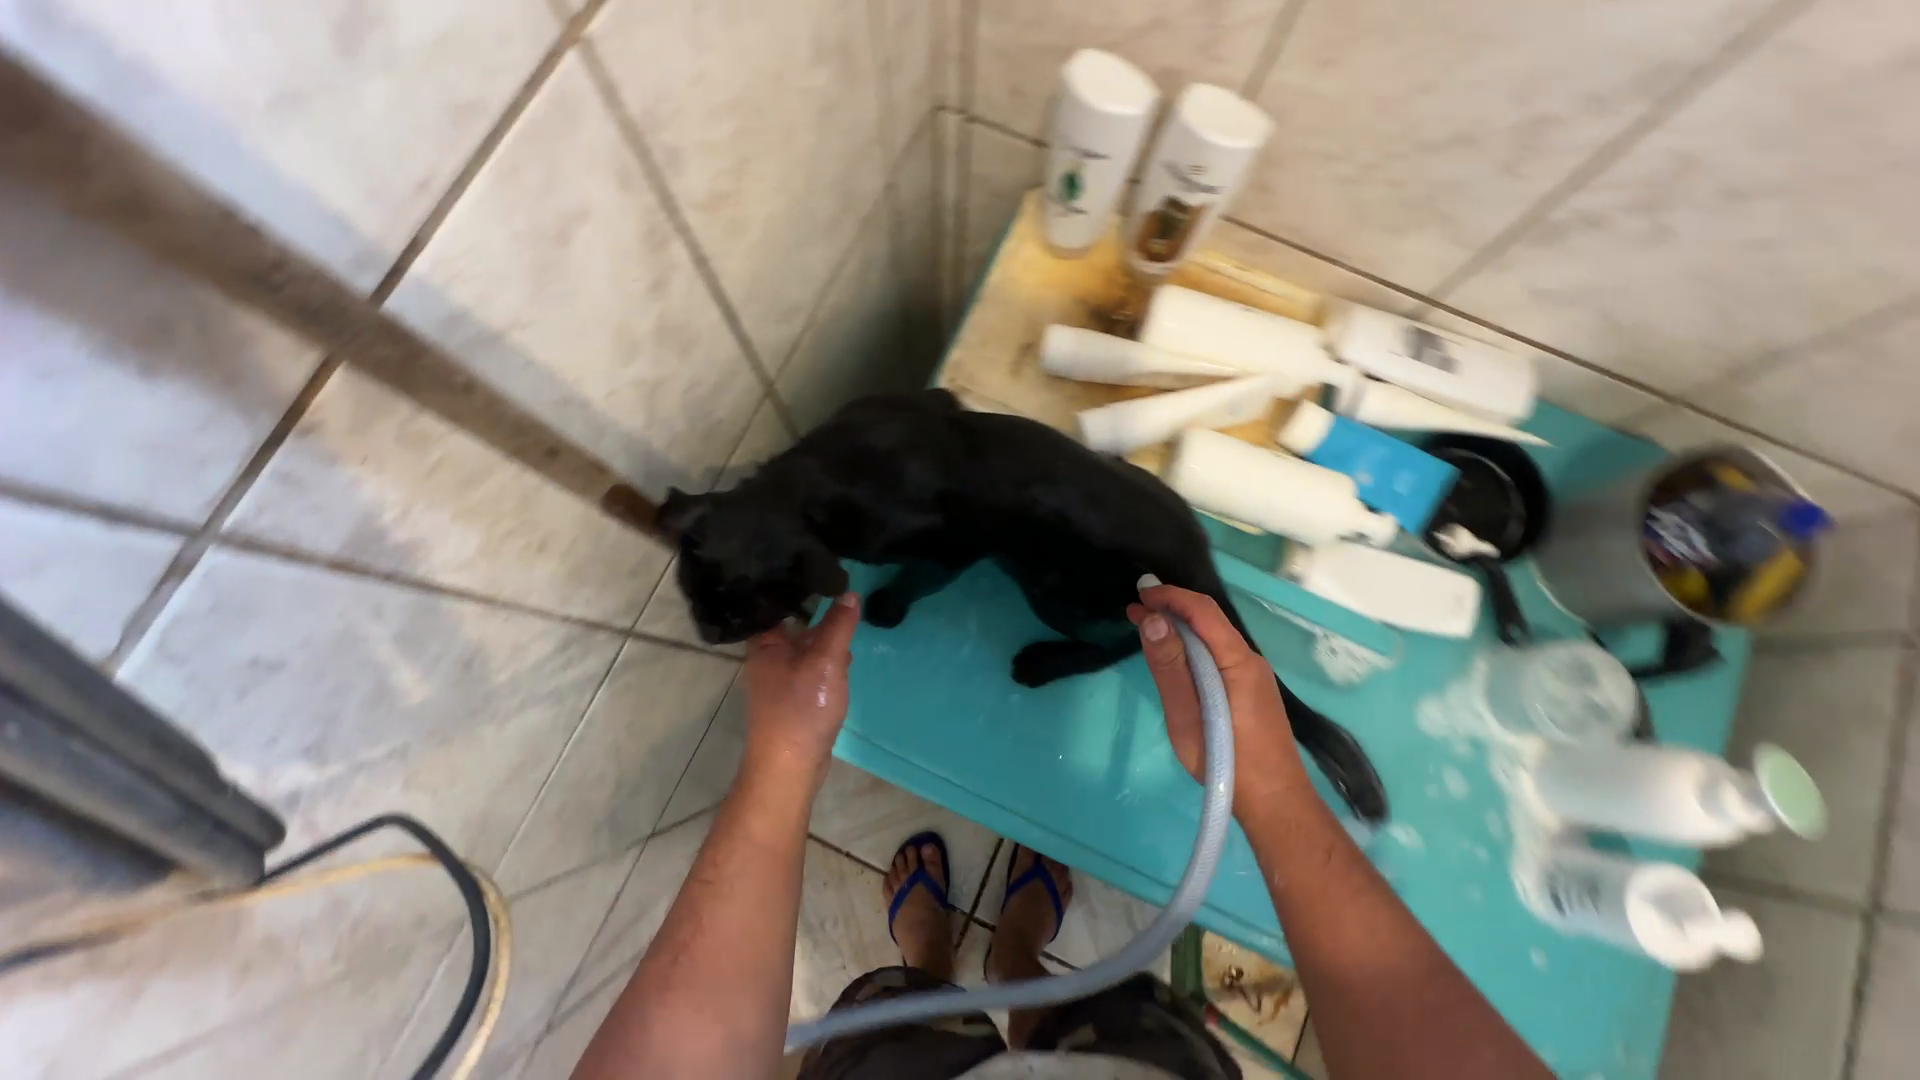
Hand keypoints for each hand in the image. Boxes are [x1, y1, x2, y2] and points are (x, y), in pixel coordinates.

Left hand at [741, 592, 861, 788]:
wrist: (789, 765)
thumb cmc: (802, 707)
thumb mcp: (827, 660)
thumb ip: (839, 625)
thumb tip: (849, 593)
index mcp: (764, 644)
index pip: (777, 604)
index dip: (799, 588)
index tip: (824, 571)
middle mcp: (765, 659)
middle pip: (792, 626)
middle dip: (818, 616)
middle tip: (843, 597)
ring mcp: (776, 681)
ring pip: (802, 649)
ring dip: (823, 641)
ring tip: (848, 627)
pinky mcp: (790, 700)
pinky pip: (808, 670)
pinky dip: (824, 663)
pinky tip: (843, 663)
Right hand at [1126, 582, 1308, 810]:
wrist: (1275, 802)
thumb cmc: (1227, 761)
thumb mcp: (1188, 715)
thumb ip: (1171, 667)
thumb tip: (1153, 619)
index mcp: (1238, 660)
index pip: (1203, 610)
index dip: (1170, 596)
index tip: (1138, 593)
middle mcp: (1250, 659)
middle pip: (1209, 620)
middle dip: (1171, 608)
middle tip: (1133, 610)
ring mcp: (1252, 676)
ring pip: (1213, 638)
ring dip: (1179, 628)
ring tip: (1145, 628)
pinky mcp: (1249, 690)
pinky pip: (1217, 655)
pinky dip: (1191, 647)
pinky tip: (1173, 657)